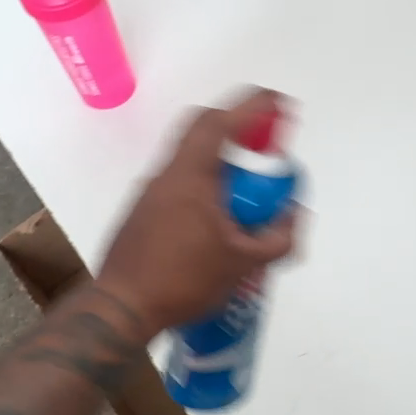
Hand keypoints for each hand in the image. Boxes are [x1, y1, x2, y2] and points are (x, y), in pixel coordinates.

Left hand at [96, 90, 300, 337]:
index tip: (280, 104)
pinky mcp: (140, 214)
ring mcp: (149, 194)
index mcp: (190, 176)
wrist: (120, 310)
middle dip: (239, 131)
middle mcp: (166, 175)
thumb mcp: (245, 264)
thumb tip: (295, 213)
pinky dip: (206, 189)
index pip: (220, 123)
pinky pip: (181, 186)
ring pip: (192, 162)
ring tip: (248, 198)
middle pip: (203, 133)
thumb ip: (279, 237)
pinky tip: (218, 226)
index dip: (253, 107)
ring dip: (223, 166)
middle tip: (266, 148)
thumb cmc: (183, 281)